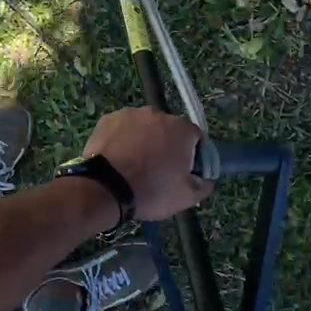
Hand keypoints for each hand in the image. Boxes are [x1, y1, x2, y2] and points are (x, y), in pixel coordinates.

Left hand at [82, 108, 211, 220]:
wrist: (105, 188)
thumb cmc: (152, 190)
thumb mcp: (188, 196)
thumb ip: (204, 183)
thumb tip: (202, 177)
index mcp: (181, 128)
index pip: (194, 138)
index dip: (191, 155)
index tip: (183, 171)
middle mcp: (156, 114)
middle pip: (168, 130)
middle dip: (166, 145)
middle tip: (158, 169)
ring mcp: (129, 114)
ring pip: (143, 128)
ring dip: (143, 140)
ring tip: (134, 164)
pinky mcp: (107, 119)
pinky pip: (122, 129)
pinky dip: (122, 139)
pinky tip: (118, 157)